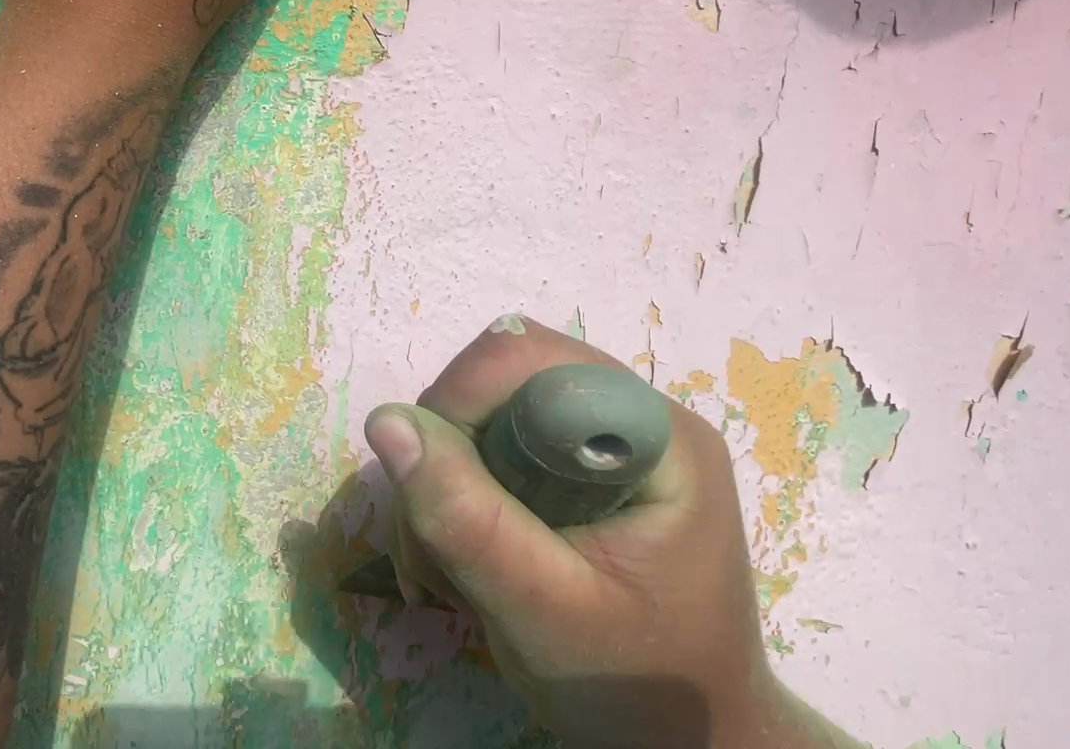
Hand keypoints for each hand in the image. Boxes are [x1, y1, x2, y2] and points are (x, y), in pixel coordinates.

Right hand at [364, 317, 859, 747]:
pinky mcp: (570, 468)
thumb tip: (383, 421)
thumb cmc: (634, 682)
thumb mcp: (542, 609)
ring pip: (479, 415)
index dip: (463, 403)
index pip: (531, 360)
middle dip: (442, 455)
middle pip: (495, 382)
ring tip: (441, 575)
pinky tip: (456, 564)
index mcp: (656, 439)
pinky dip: (451, 499)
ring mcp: (598, 442)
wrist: (685, 739)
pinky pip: (486, 448)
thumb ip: (468, 519)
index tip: (429, 487)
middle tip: (430, 546)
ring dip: (437, 486)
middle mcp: (628, 419)